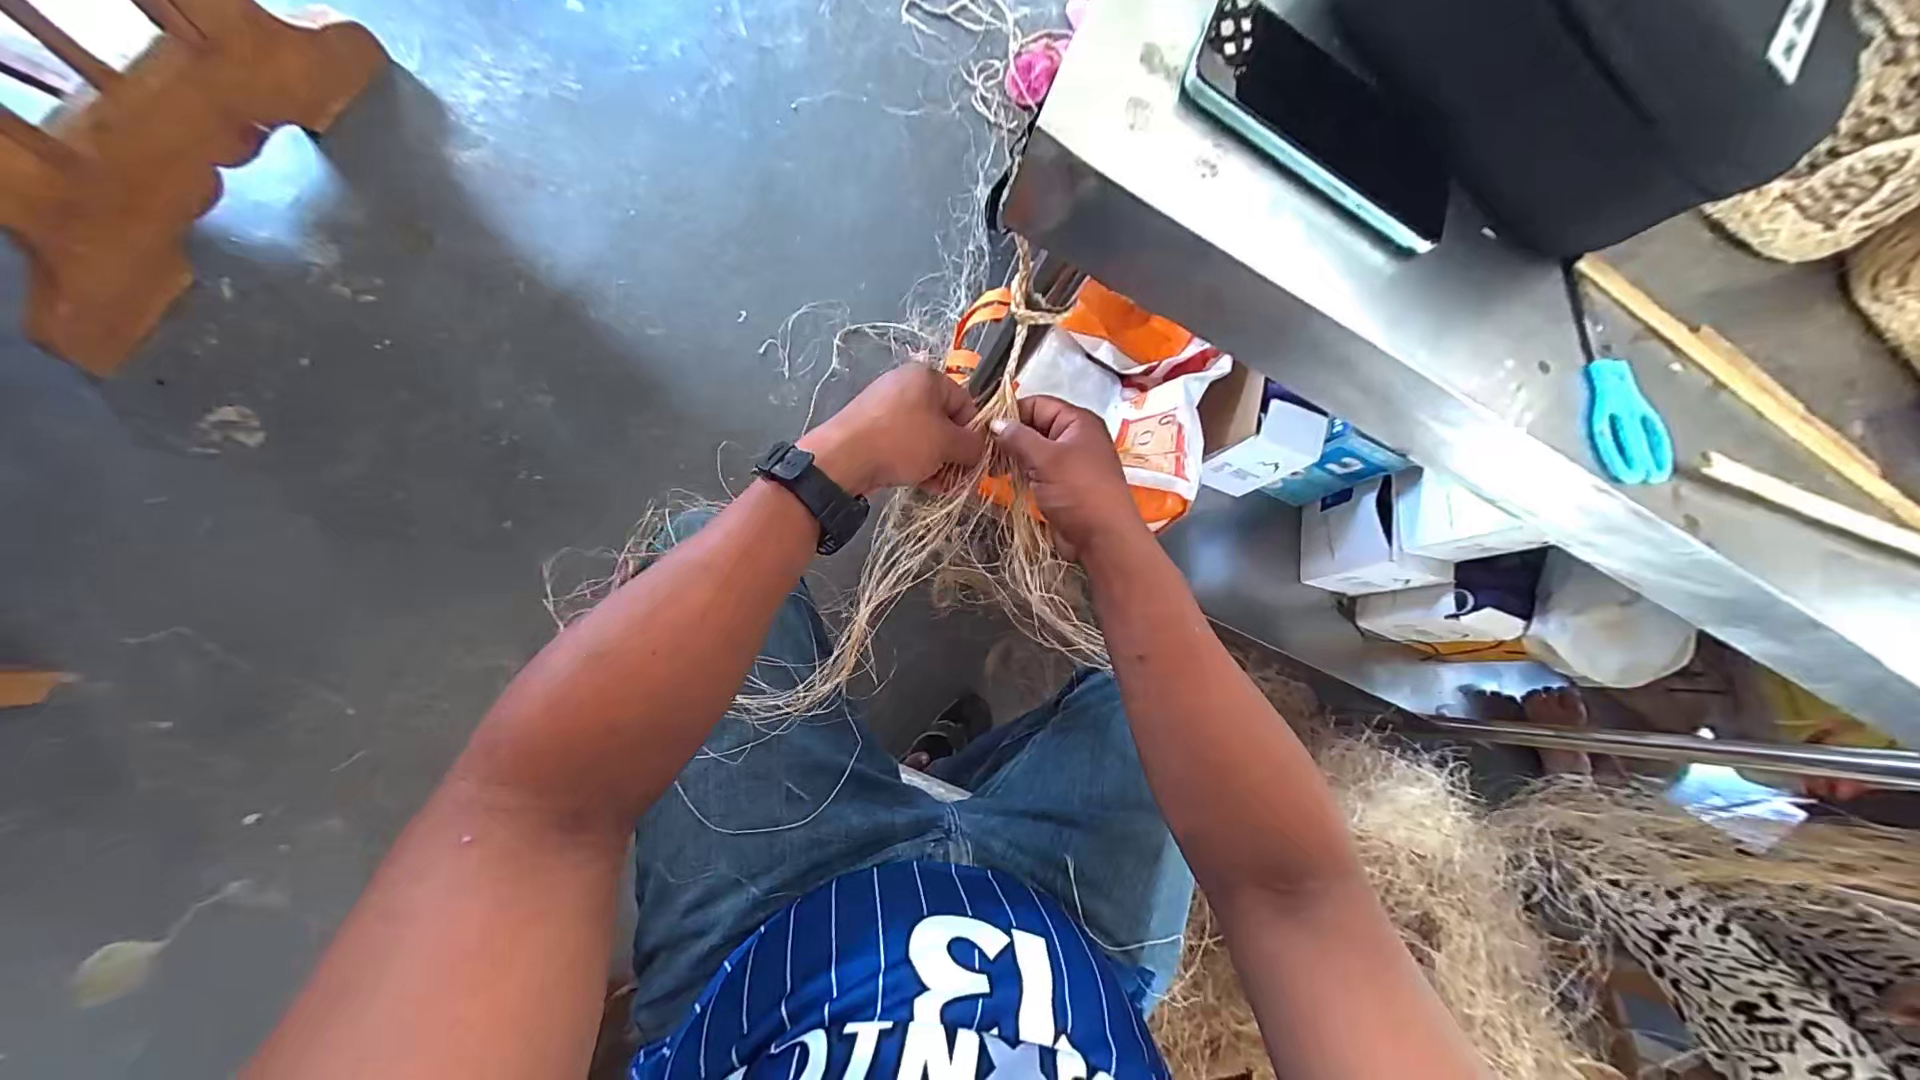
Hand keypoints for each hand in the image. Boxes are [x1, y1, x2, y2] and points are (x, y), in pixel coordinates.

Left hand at [798, 364, 986, 495]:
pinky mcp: (871, 428)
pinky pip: (903, 443)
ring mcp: (885, 406)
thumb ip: (973, 445)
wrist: (843, 459)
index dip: (974, 434)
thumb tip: (981, 449)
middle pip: (944, 421)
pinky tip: (920, 482)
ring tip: (938, 485)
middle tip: (956, 478)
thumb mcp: (947, 444)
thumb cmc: (901, 442)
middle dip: (953, 453)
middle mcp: (905, 384)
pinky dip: (915, 461)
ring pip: (924, 436)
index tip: (975, 460)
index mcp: (927, 376)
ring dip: (936, 462)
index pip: (966, 403)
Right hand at [989, 396, 1150, 564]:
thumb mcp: (1047, 459)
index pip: (1037, 404)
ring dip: (1011, 457)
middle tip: (980, 448)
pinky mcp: (1060, 486)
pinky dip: (1019, 473)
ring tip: (986, 464)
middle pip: (1033, 427)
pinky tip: (1000, 478)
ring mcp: (1067, 463)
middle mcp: (1073, 438)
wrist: (1103, 538)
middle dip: (1008, 437)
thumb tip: (995, 423)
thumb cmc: (1079, 492)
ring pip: (1032, 451)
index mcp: (1077, 422)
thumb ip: (1018, 437)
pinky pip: (1035, 472)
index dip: (1010, 412)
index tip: (983, 425)